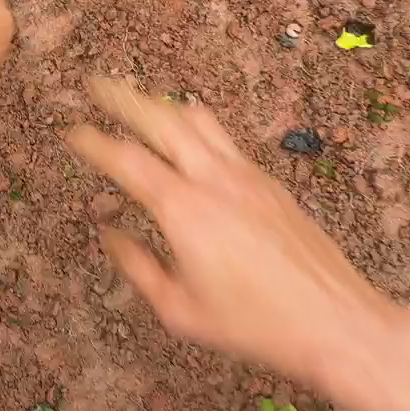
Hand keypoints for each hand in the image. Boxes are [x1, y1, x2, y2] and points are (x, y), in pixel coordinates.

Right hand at [66, 79, 399, 392]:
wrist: (335, 321)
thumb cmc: (254, 324)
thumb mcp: (180, 310)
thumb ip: (138, 266)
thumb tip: (111, 234)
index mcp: (184, 211)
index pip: (127, 160)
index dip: (94, 142)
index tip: (74, 132)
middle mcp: (214, 181)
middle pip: (162, 119)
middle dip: (124, 97)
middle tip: (98, 85)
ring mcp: (247, 176)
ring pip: (197, 120)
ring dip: (163, 106)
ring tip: (141, 101)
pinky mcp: (269, 183)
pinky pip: (224, 139)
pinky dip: (195, 127)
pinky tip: (189, 138)